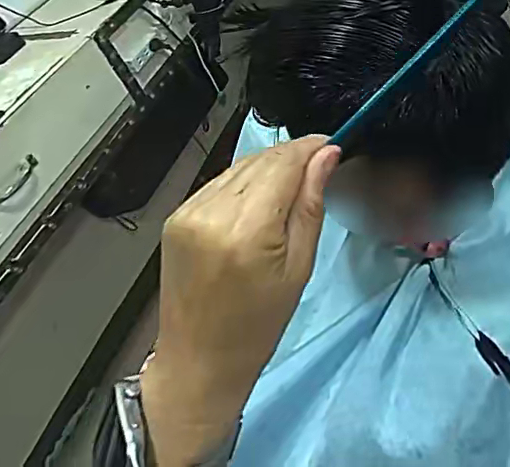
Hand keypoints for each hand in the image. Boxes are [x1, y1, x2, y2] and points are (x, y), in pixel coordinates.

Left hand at [141, 137, 340, 461]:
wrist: (197, 364)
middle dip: (293, 155)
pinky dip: (246, 180)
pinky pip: (221, 181)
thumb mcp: (300, 266)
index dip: (310, 147)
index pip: (284, 162)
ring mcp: (189, 212)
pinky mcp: (178, 215)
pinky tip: (260, 197)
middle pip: (262, 158)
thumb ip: (311, 203)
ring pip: (242, 164)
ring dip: (270, 164)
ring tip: (292, 182)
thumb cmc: (258, 324)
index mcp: (246, 229)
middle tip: (319, 163)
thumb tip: (327, 155)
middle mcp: (212, 212)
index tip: (332, 145)